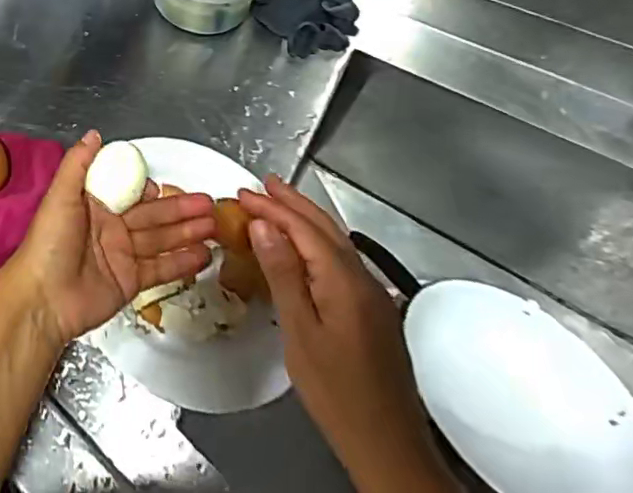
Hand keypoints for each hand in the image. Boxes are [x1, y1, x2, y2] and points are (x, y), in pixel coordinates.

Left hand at [3, 130, 215, 343]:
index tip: (174, 185)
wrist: (43, 299)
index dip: (153, 189)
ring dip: (187, 233)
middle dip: (181, 209)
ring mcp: (122, 255)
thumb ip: (79, 164)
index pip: (131, 192)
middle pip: (153, 215)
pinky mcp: (130, 282)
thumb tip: (95, 133)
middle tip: (210, 205)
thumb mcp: (60, 196)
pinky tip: (203, 255)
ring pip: (161, 239)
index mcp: (95, 204)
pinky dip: (182, 262)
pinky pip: (160, 269)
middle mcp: (111, 227)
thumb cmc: (49, 242)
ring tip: (214, 228)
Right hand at [239, 177, 457, 492]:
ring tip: (279, 203)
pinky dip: (317, 241)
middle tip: (263, 184)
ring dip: (306, 218)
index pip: (304, 229)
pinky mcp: (374, 310)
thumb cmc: (337, 394)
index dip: (273, 208)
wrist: (388, 446)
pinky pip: (342, 259)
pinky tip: (304, 246)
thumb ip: (283, 275)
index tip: (244, 193)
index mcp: (344, 281)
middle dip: (292, 202)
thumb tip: (264, 226)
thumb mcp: (300, 333)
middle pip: (325, 227)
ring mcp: (373, 294)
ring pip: (336, 241)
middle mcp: (364, 279)